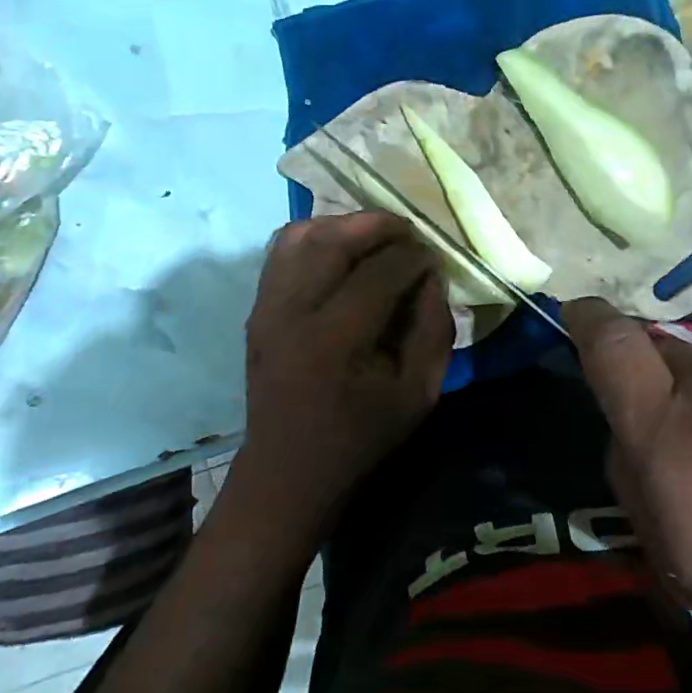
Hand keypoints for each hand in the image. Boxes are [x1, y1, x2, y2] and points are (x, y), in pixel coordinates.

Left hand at [241, 212, 452, 504]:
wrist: (290, 468)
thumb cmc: (361, 436)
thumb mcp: (419, 395)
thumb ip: (433, 331)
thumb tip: (431, 277)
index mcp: (334, 342)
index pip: (378, 274)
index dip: (413, 257)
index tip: (435, 258)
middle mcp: (291, 314)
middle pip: (333, 241)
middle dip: (378, 226)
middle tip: (409, 231)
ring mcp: (266, 308)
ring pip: (300, 236)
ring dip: (344, 224)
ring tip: (376, 234)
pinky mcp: (257, 308)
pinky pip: (282, 252)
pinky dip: (314, 237)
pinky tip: (342, 248)